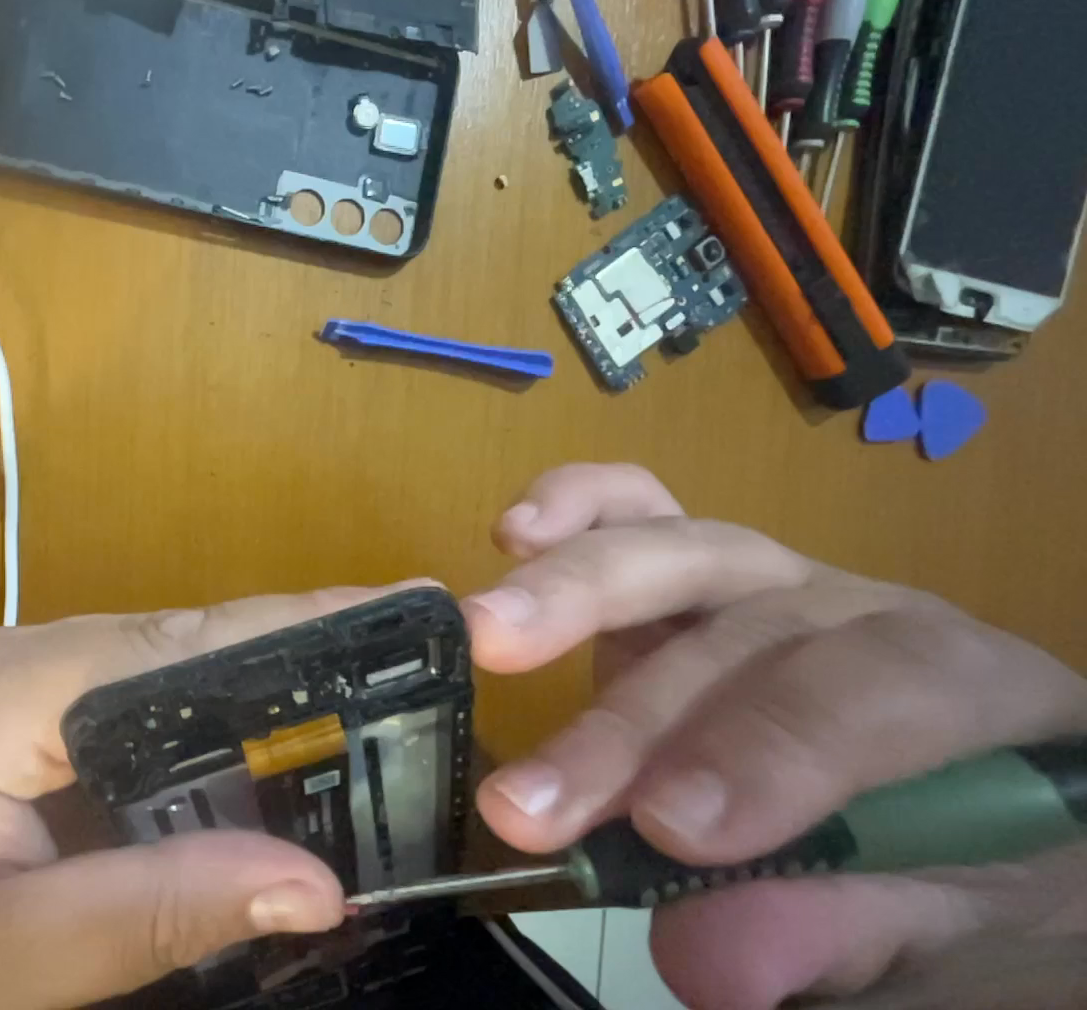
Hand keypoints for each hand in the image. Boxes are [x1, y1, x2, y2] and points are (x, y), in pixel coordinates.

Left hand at [0, 586, 433, 1009]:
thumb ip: (156, 912)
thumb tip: (314, 885)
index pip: (175, 644)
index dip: (293, 628)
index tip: (400, 607)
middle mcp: (0, 655)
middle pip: (168, 643)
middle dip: (284, 654)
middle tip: (402, 667)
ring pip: (141, 668)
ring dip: (235, 691)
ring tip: (347, 711)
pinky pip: (104, 701)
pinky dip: (179, 723)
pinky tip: (234, 758)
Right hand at [460, 464, 1086, 1009]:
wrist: (916, 839)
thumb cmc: (958, 892)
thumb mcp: (943, 943)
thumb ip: (845, 937)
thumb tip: (705, 957)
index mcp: (982, 695)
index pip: (882, 684)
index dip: (772, 748)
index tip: (665, 830)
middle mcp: (858, 613)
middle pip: (746, 620)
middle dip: (628, 715)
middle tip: (524, 800)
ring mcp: (756, 584)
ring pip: (674, 550)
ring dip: (569, 592)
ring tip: (482, 638)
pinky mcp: (672, 582)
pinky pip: (633, 508)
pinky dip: (574, 507)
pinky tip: (513, 530)